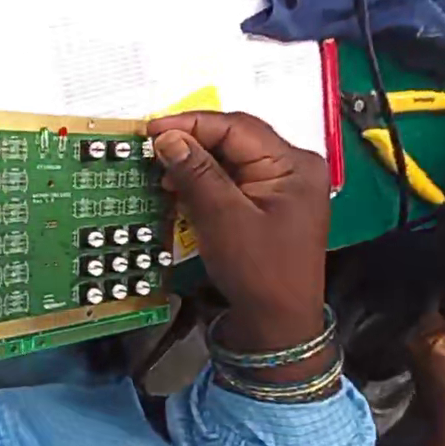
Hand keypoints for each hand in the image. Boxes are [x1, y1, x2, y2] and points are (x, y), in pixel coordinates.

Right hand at [146, 112, 331, 366]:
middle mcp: (292, 167)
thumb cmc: (257, 270)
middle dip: (192, 142)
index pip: (236, 127)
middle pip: (235, 140)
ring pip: (230, 159)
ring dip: (195, 162)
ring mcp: (280, 186)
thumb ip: (196, 173)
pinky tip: (180, 187)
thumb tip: (167, 138)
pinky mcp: (266, 203)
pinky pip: (231, 179)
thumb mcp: (222, 217)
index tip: (152, 131)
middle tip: (153, 148)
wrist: (277, 321)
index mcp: (292, 164)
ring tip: (163, 171)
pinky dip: (204, 181)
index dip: (191, 125)